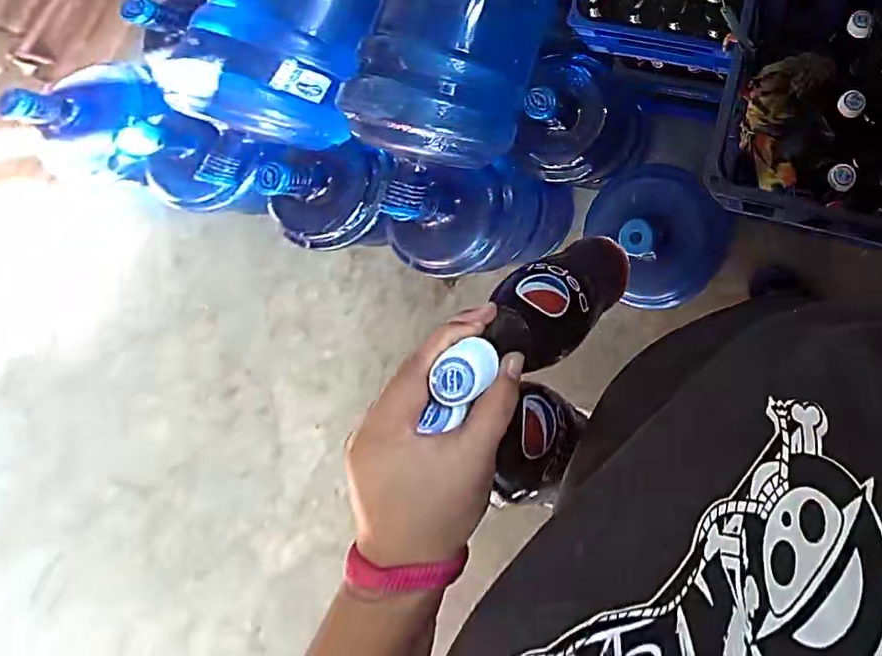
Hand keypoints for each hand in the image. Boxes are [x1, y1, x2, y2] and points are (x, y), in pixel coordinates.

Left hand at [346, 304, 523, 567]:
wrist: (406, 567)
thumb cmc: (439, 509)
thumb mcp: (476, 452)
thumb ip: (496, 401)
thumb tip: (512, 359)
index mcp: (385, 423)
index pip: (422, 360)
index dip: (457, 331)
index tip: (490, 314)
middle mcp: (370, 425)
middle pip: (417, 370)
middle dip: (456, 348)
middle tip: (493, 333)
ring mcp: (371, 439)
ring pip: (416, 387)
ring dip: (451, 371)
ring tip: (485, 362)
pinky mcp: (381, 450)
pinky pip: (414, 406)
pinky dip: (442, 392)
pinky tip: (464, 394)